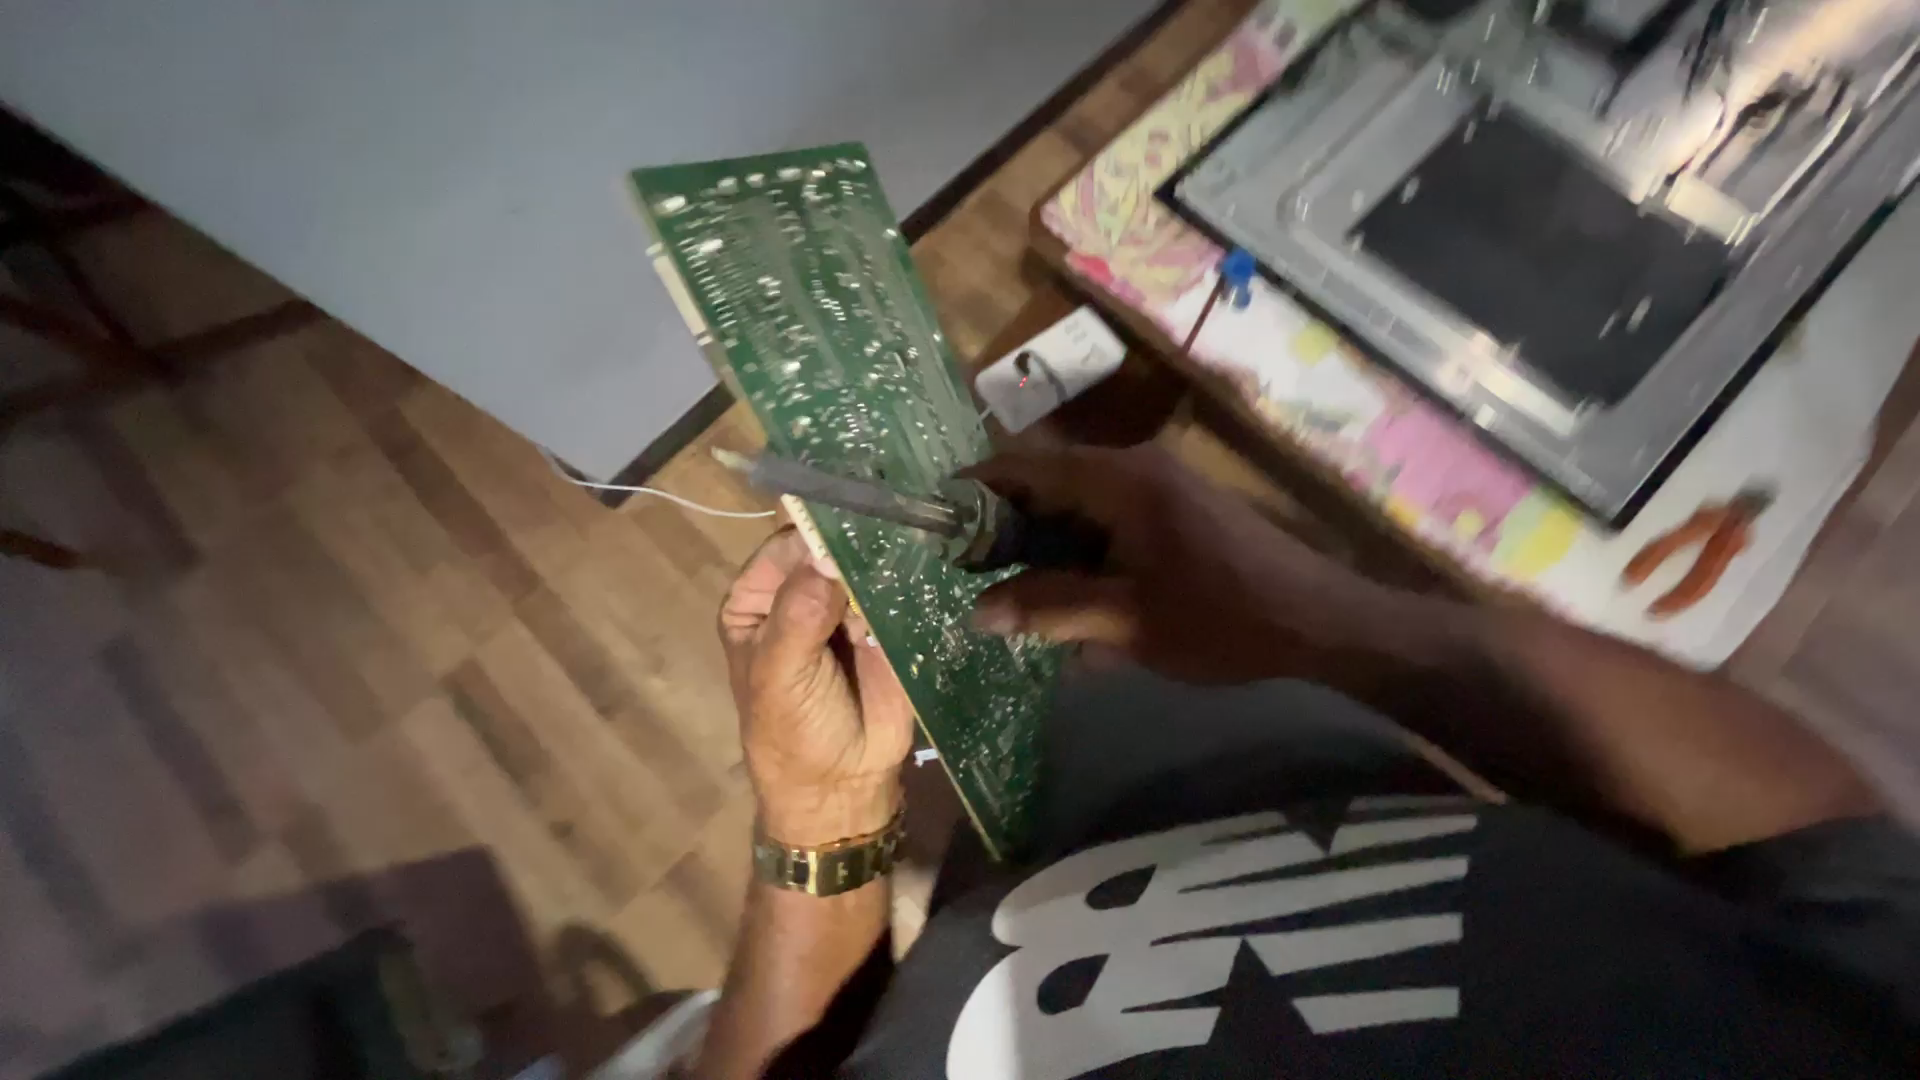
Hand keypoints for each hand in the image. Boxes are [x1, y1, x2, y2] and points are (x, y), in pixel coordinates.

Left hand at [720, 528, 914, 845]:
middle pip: (833, 546)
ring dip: (894, 549)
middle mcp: (804, 590)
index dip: (816, 528)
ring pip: (872, 562)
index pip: (787, 544)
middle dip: (860, 532)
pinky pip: (904, 590)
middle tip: (897, 511)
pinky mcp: (893, 621)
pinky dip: (918, 577)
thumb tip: (827, 555)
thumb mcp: (780, 674)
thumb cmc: (792, 731)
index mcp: (761, 597)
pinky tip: (938, 559)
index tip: (851, 514)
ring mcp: (852, 604)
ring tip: (924, 529)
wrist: (845, 786)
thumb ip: (799, 613)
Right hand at [965, 445, 1421, 682]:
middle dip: (1010, 527)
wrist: (1321, 621)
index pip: (1030, 467)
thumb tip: (977, 613)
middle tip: (976, 574)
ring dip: (1047, 546)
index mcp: (1122, 482)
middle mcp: (1137, 470)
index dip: (979, 488)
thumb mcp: (1127, 621)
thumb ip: (1049, 610)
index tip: (940, 517)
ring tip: (1019, 594)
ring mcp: (1161, 487)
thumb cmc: (1223, 618)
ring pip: (1080, 507)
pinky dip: (1083, 553)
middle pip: (1052, 484)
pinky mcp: (1177, 510)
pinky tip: (1077, 600)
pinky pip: (1110, 522)